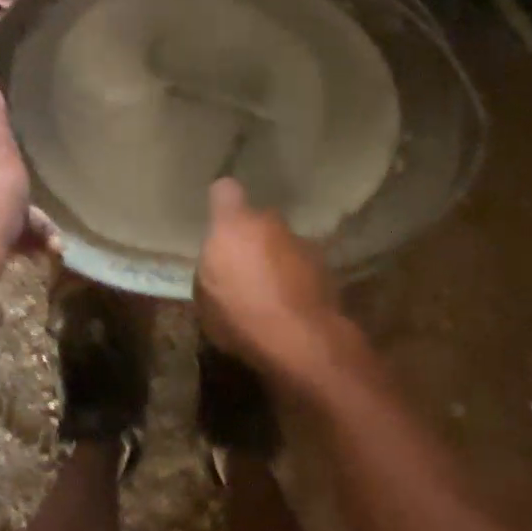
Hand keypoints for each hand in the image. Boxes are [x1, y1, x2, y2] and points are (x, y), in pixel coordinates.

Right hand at [196, 178, 339, 375]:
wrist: (300, 340)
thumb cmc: (240, 315)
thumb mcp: (204, 298)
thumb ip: (210, 270)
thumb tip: (218, 265)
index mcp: (233, 225)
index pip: (225, 190)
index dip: (223, 202)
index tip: (221, 220)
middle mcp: (270, 223)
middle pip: (259, 221)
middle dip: (253, 239)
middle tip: (246, 270)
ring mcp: (302, 243)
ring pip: (284, 245)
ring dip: (278, 261)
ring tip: (272, 294)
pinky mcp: (327, 268)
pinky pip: (304, 268)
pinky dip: (298, 281)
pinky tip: (292, 308)